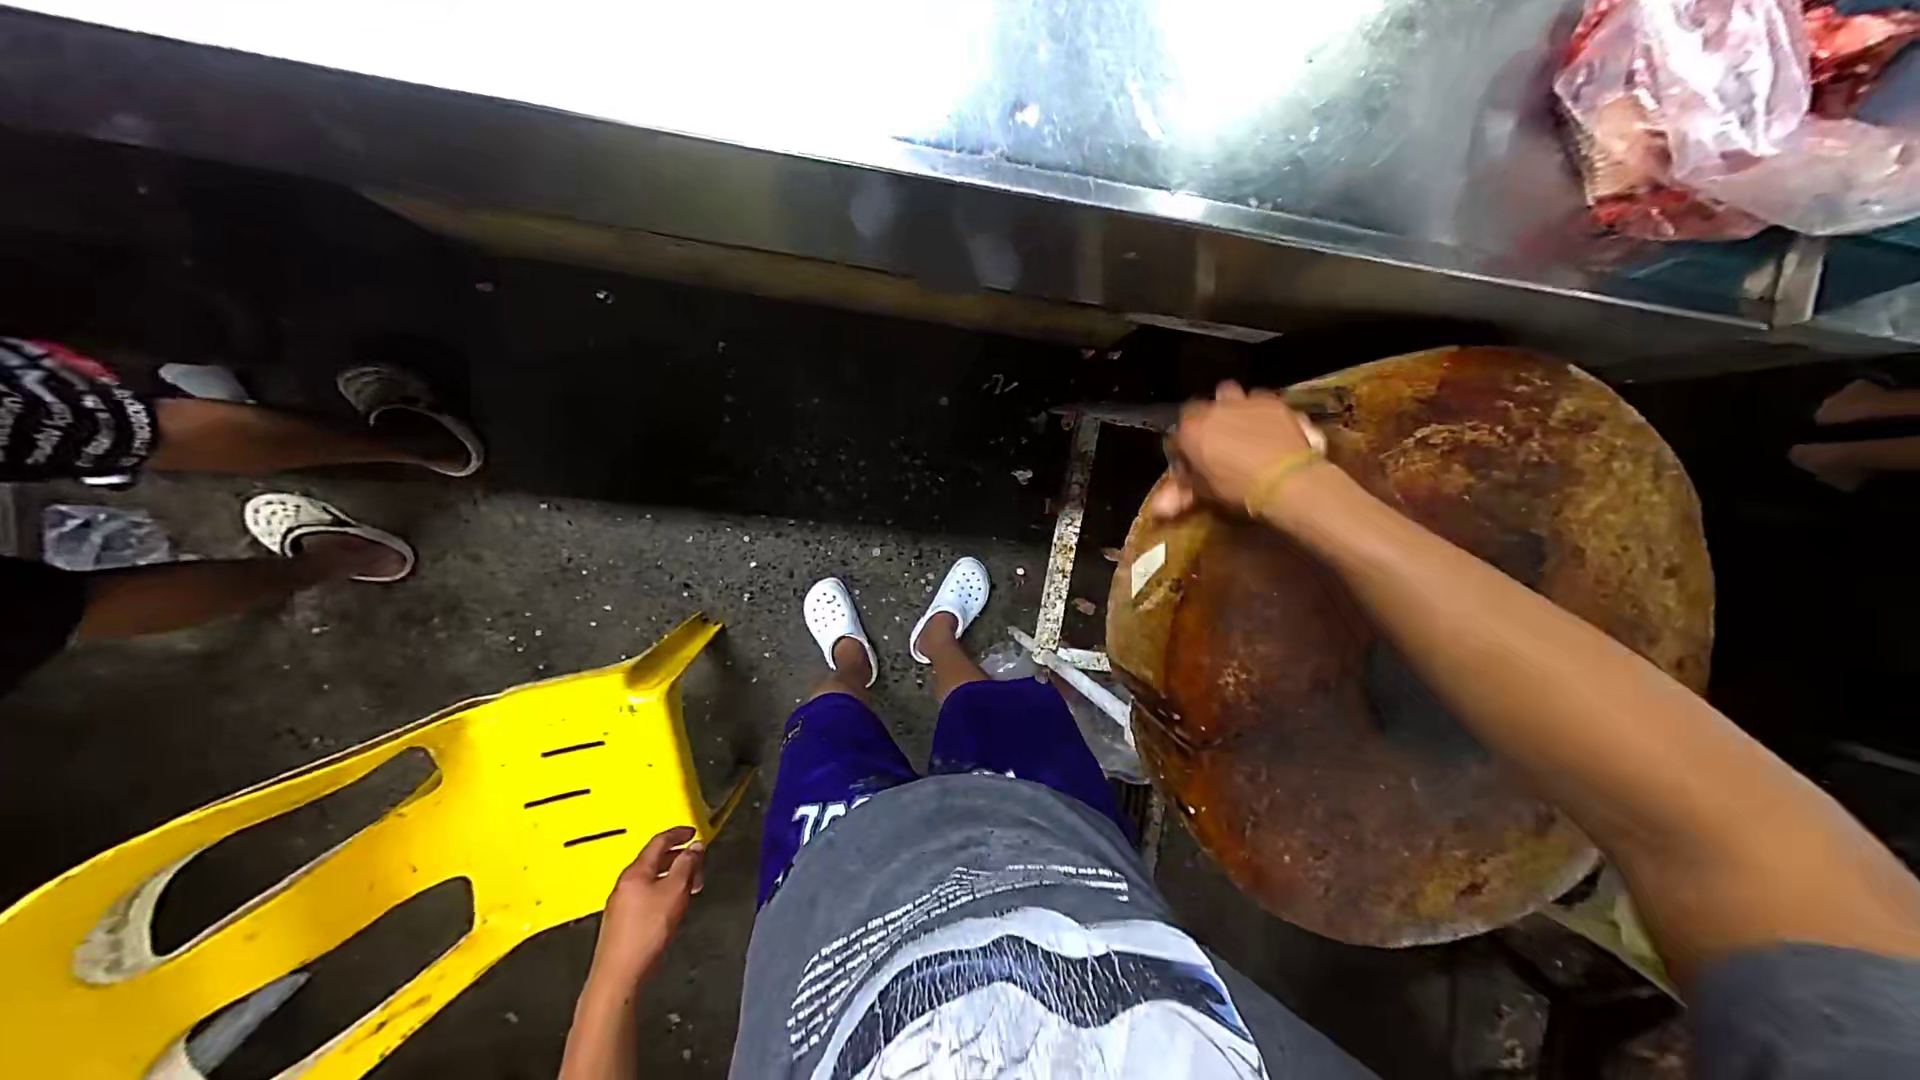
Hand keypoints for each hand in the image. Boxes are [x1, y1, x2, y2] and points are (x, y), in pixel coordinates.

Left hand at [584, 826, 704, 989]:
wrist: (619, 976)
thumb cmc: (647, 931)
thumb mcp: (675, 891)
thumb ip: (687, 865)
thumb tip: (694, 848)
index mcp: (635, 872)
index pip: (658, 842)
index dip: (678, 834)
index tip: (692, 831)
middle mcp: (624, 884)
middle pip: (654, 860)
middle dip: (678, 858)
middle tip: (697, 862)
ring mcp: (619, 904)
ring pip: (650, 879)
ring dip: (671, 877)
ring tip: (689, 885)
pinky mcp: (620, 923)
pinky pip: (645, 896)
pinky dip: (662, 892)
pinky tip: (671, 906)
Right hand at [1150, 381, 1324, 518]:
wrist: (1287, 479)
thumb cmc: (1238, 489)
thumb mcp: (1206, 493)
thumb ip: (1182, 491)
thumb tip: (1159, 507)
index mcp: (1189, 431)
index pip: (1176, 434)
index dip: (1183, 448)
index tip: (1191, 463)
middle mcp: (1211, 410)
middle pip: (1199, 409)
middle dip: (1203, 422)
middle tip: (1214, 443)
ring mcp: (1242, 402)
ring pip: (1227, 395)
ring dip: (1228, 407)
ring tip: (1237, 426)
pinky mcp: (1270, 401)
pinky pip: (1257, 399)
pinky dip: (1257, 410)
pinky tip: (1264, 426)